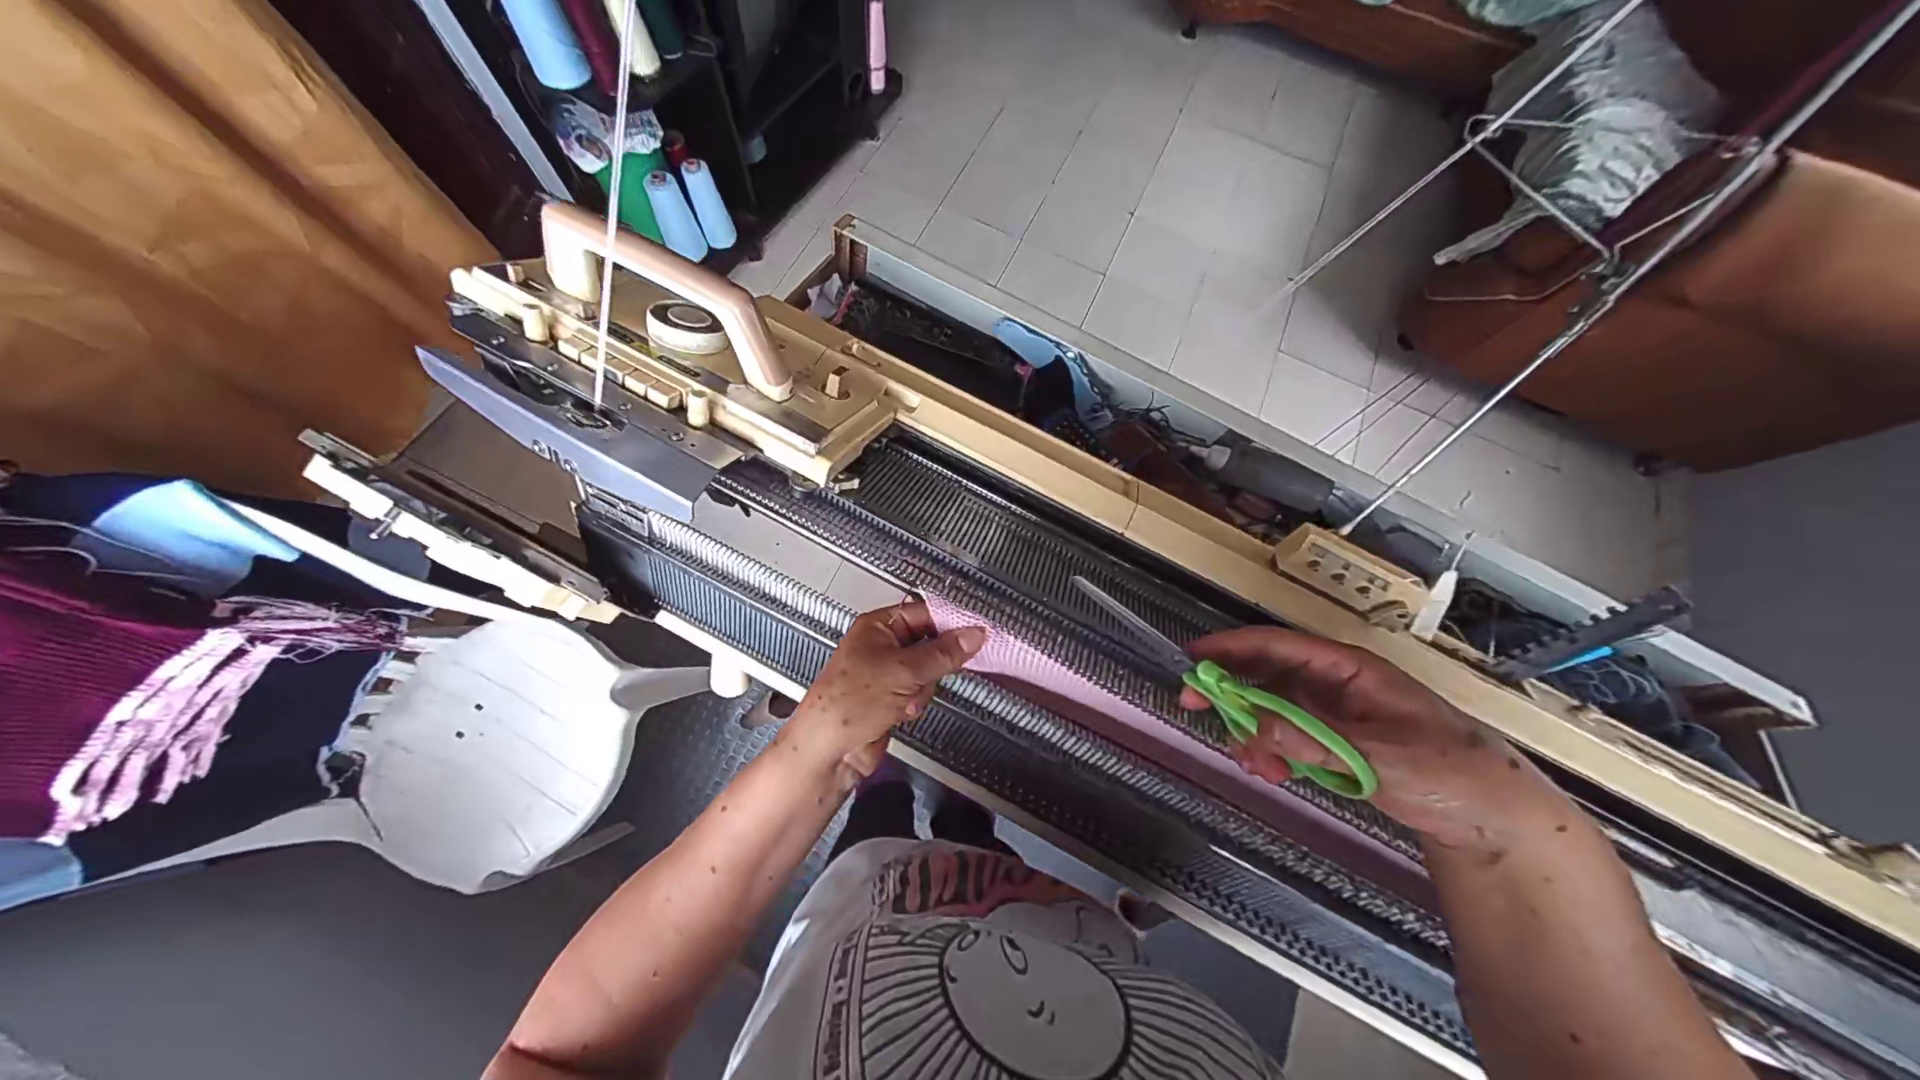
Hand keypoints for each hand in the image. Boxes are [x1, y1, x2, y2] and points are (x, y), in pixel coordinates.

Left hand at [781, 601, 985, 787]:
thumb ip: (944, 653)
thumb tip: (973, 635)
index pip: (924, 612)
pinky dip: (915, 704)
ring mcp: (885, 673)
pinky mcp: (890, 698)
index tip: (974, 633)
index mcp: (877, 626)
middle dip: (931, 665)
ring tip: (904, 699)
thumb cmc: (847, 703)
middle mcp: (881, 646)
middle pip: (930, 644)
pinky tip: (900, 713)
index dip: (950, 622)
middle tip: (923, 675)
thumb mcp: (904, 671)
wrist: (829, 751)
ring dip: (921, 689)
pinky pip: (919, 693)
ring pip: (928, 672)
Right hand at [1180, 627, 1558, 847]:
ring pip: (1271, 709)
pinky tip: (1272, 771)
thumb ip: (1315, 739)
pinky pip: (1286, 737)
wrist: (1494, 818)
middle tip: (1194, 707)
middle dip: (1231, 691)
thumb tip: (1256, 724)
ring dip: (1251, 730)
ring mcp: (1333, 714)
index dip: (1233, 647)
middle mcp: (1334, 685)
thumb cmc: (1451, 770)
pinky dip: (1270, 751)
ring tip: (1252, 761)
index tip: (1195, 658)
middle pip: (1266, 675)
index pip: (1279, 646)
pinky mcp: (1333, 743)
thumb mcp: (1380, 754)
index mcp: (1348, 669)